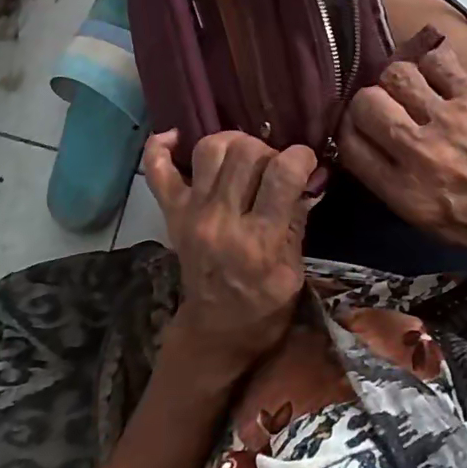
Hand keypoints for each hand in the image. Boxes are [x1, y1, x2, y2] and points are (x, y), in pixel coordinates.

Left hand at [144, 129, 316, 378]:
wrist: (216, 329)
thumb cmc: (264, 305)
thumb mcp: (294, 270)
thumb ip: (298, 220)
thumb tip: (309, 175)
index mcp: (259, 241)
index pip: (282, 174)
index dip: (300, 157)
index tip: (305, 162)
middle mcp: (221, 220)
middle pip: (245, 152)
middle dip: (268, 150)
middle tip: (274, 168)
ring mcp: (191, 213)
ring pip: (209, 149)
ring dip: (233, 143)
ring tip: (244, 157)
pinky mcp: (171, 212)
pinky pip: (157, 170)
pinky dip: (161, 148)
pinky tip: (177, 138)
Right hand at [338, 42, 466, 252]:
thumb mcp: (430, 225)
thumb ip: (392, 188)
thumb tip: (364, 151)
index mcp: (405, 192)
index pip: (350, 145)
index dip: (345, 132)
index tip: (356, 130)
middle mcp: (419, 152)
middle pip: (365, 104)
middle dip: (365, 103)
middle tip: (380, 107)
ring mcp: (449, 120)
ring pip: (397, 75)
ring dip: (397, 80)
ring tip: (409, 89)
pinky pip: (437, 60)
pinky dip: (432, 63)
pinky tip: (437, 74)